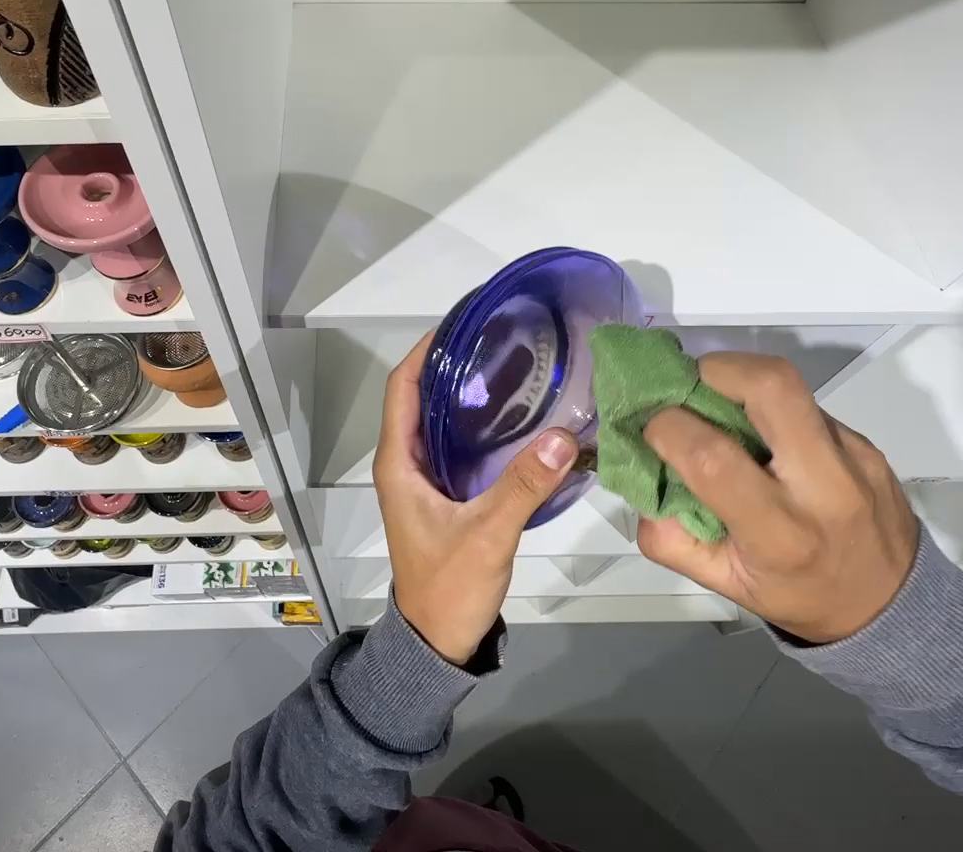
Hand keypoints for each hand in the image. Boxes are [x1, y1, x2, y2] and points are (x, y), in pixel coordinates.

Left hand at [374, 333, 578, 664]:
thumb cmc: (448, 586)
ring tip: (515, 367)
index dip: (424, 351)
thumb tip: (563, 436)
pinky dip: (482, 424)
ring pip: (442, 420)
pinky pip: (460, 444)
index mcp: (399, 462)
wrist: (437, 639)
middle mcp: (406, 462)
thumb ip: (523, 487)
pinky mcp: (446, 493)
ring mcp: (426, 478)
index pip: (401, 388)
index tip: (461, 323)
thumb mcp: (487, 535)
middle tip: (502, 340)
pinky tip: (519, 418)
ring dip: (468, 393)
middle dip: (455, 365)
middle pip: (422, 396)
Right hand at [636, 353, 919, 643]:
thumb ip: (672, 540)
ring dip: (740, 380)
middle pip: (772, 388)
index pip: (713, 459)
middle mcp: (825, 487)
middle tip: (687, 383)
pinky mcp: (865, 442)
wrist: (896, 609)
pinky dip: (768, 408)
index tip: (651, 427)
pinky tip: (759, 435)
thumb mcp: (726, 585)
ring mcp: (853, 457)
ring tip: (715, 401)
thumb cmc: (799, 595)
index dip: (668, 429)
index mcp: (781, 533)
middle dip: (716, 370)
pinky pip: (804, 406)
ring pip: (790, 385)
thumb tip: (641, 481)